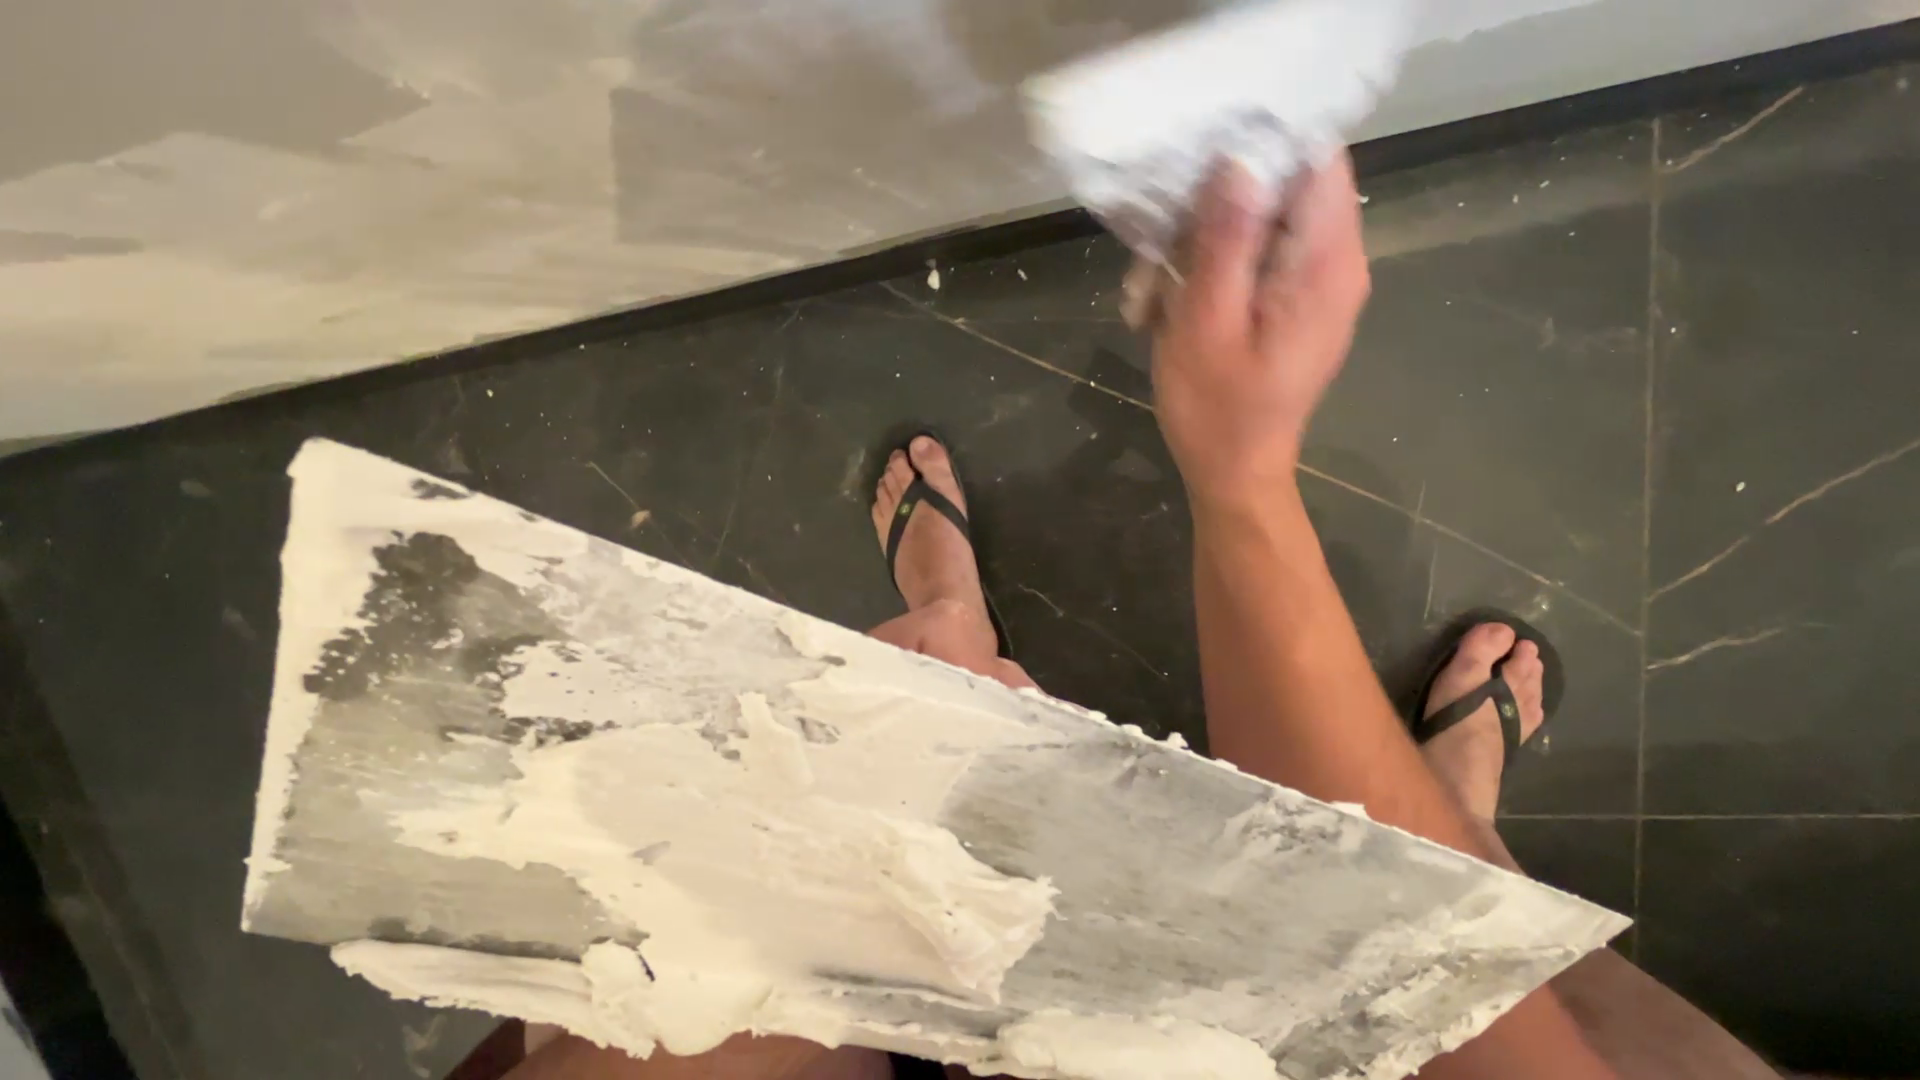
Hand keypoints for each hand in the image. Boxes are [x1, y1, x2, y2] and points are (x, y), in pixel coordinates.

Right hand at [1149, 153, 1370, 505]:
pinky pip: (1250, 259)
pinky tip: (1164, 311)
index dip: (1260, 144)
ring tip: (1150, 300)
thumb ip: (1226, 239)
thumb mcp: (1207, 322)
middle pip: (1280, 189)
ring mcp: (1312, 283)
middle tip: (1155, 257)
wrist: (1233, 473)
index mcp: (1326, 263)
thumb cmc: (1216, 409)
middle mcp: (1335, 262)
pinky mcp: (1291, 302)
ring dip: (1195, 251)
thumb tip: (1239, 160)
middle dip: (1209, 210)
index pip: (1316, 158)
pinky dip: (1206, 276)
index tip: (1199, 158)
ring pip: (1254, 225)